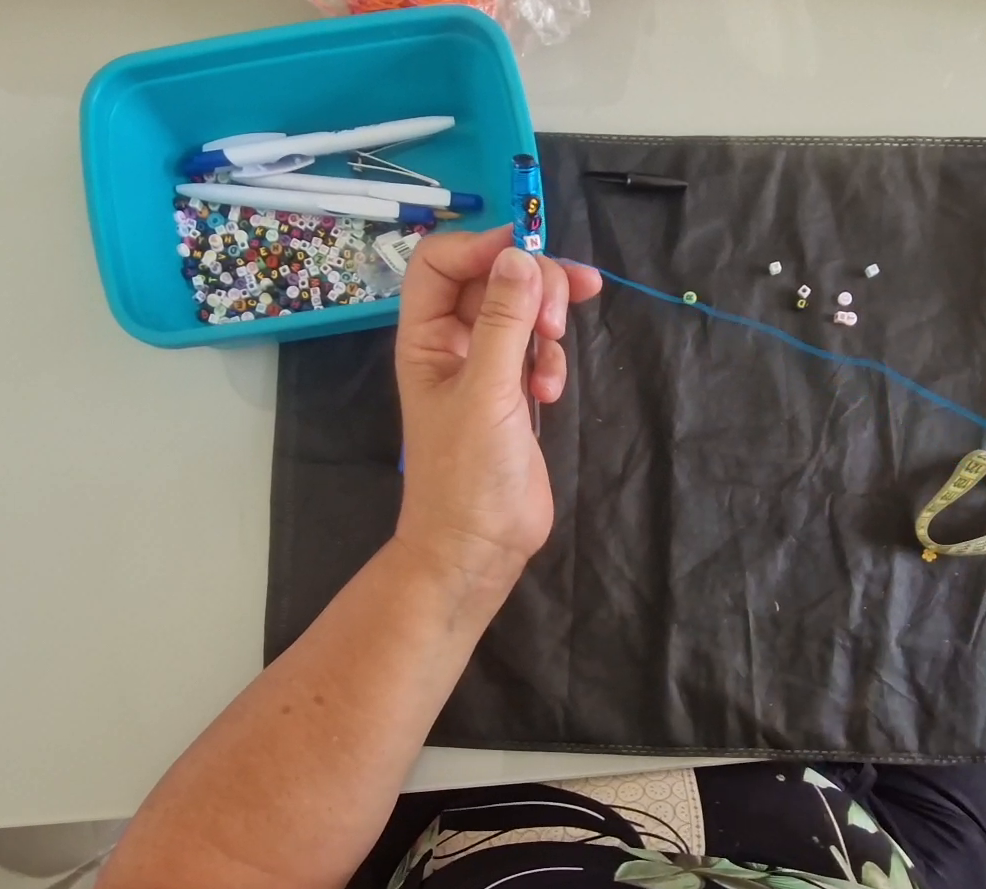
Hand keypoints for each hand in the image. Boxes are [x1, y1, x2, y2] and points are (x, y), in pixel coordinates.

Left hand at [392, 227, 601, 586]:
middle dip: (534, 287)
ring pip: (524, 311)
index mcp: (426, 337)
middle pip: (494, 279)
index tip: (533, 253)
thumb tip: (521, 257)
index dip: (484, 247)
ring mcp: (488, 368)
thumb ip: (504, 323)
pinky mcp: (516, 393)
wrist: (481, 544)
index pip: (443, 261)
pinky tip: (551, 395)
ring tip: (550, 369)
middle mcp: (454, 344)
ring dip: (548, 327)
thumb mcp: (486, 393)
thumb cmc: (468, 473)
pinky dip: (552, 363)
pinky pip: (539, 351)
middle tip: (559, 316)